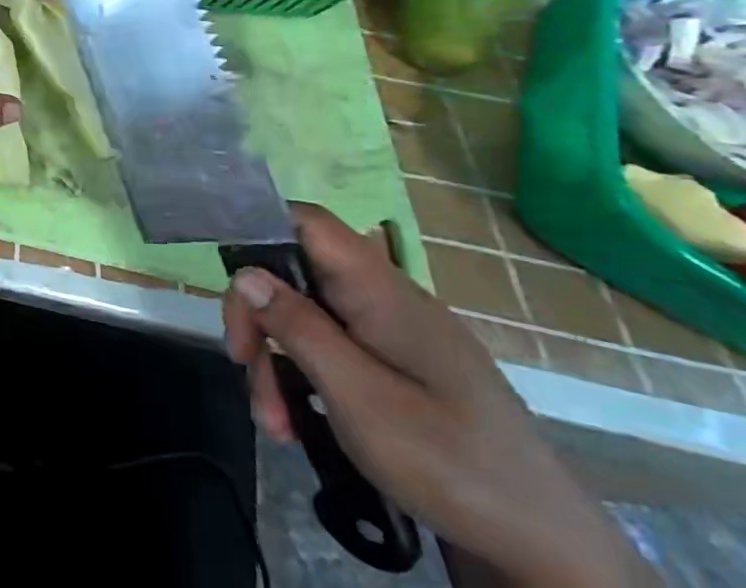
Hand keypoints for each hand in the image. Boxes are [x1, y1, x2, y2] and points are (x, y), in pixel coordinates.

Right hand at [223, 205, 653, 586]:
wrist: (545, 548)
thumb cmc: (451, 463)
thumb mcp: (359, 397)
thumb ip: (299, 328)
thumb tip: (245, 272)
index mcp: (384, 295)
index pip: (311, 223)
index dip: (259, 227)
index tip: (228, 278)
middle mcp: (387, 304)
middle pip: (295, 277)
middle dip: (258, 319)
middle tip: (240, 363)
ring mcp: (393, 337)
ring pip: (305, 321)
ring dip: (276, 363)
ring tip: (275, 422)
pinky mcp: (396, 369)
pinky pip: (329, 352)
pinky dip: (302, 380)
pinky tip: (297, 422)